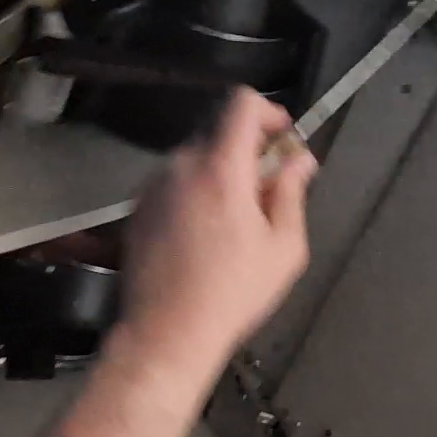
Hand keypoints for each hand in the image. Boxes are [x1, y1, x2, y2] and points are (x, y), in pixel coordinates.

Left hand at [118, 89, 315, 372]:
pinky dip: (194, 193)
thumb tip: (299, 159)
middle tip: (266, 193)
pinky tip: (203, 236)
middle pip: (220, 134)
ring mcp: (153, 186)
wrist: (167, 333)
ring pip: (195, 160)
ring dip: (220, 175)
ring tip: (234, 223)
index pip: (241, 103)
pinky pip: (173, 184)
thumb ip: (292, 192)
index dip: (269, 111)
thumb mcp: (284, 247)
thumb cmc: (234, 293)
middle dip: (248, 153)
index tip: (282, 139)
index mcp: (221, 169)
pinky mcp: (137, 208)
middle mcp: (180, 166)